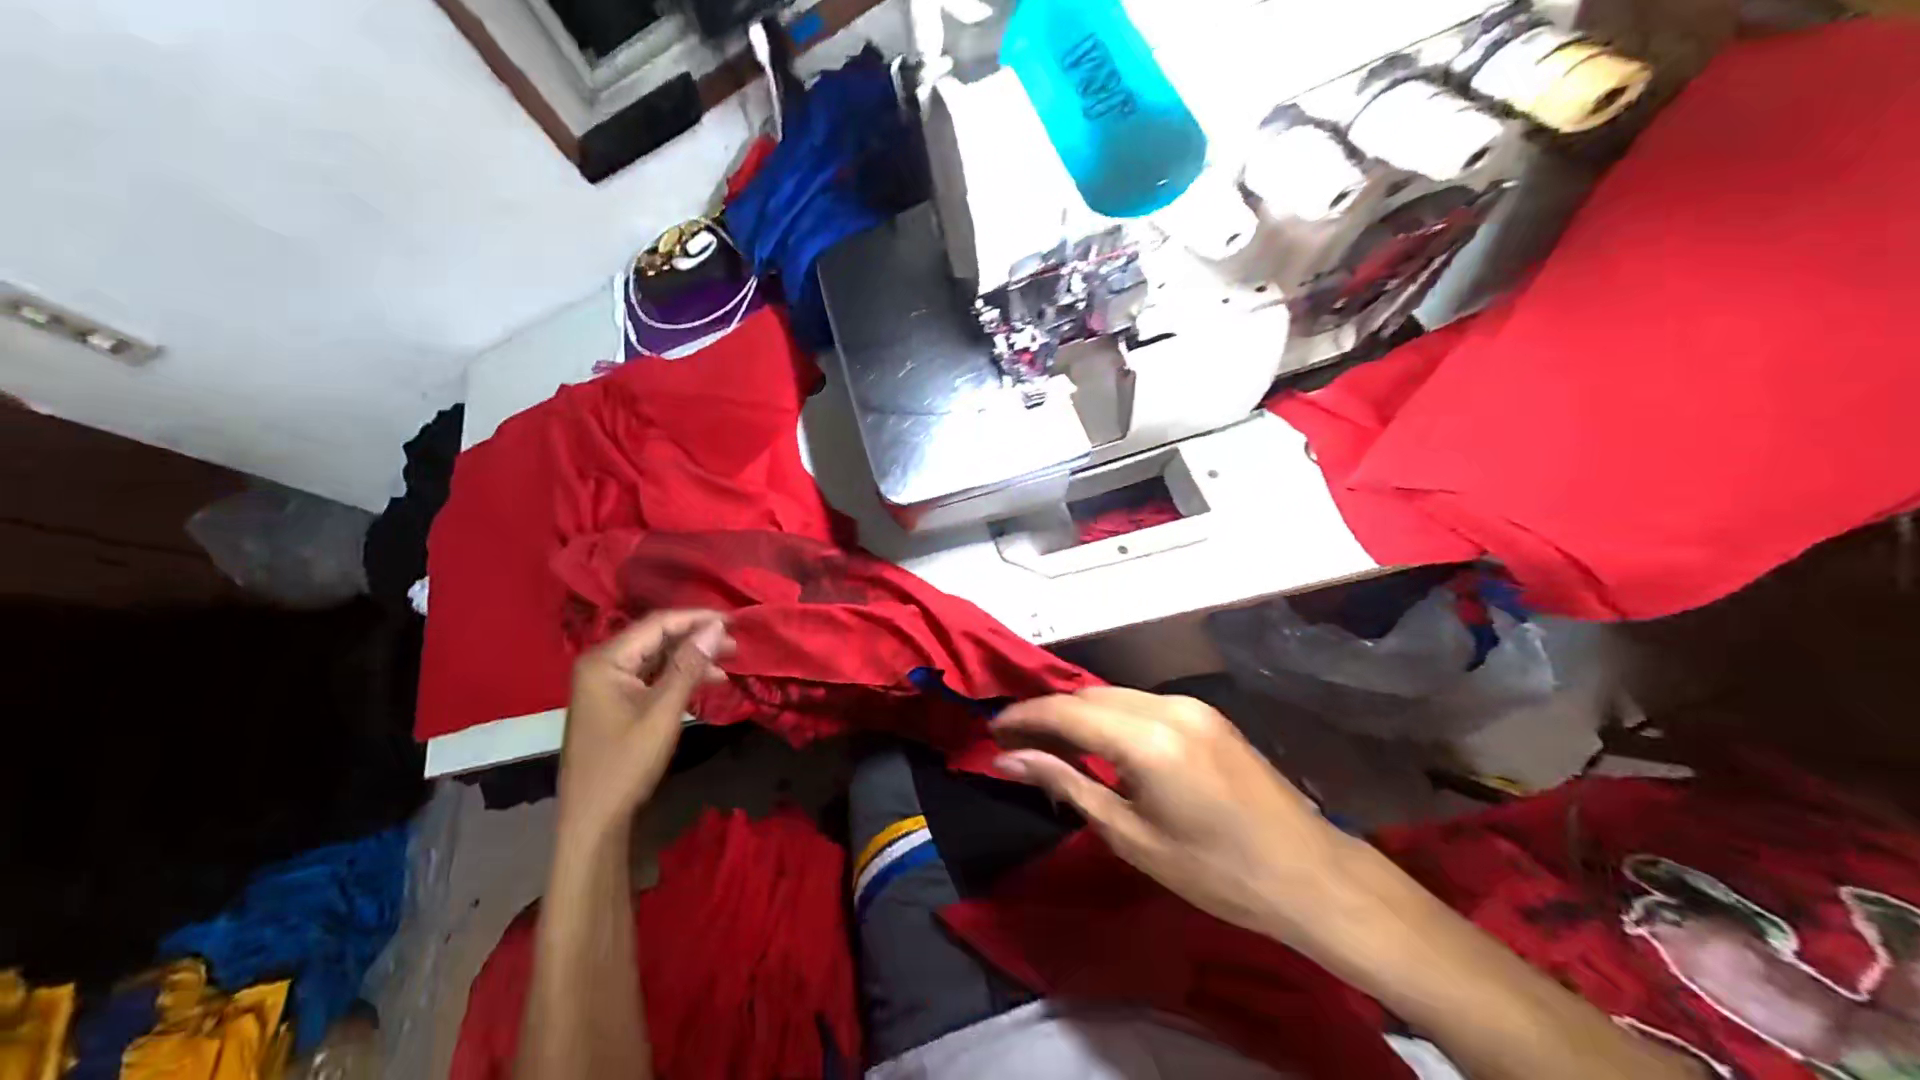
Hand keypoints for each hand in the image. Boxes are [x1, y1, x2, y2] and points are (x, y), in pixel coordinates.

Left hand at [557, 610, 733, 839]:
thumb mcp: (663, 713)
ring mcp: (606, 684)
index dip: (696, 619)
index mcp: (605, 660)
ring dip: (690, 659)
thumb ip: (689, 666)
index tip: (734, 621)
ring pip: (656, 657)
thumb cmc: (626, 763)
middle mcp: (602, 664)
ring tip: (726, 665)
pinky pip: (651, 677)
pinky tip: (705, 683)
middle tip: (735, 646)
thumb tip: (716, 627)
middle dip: (696, 638)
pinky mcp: (615, 701)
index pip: (657, 624)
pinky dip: (678, 677)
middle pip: (656, 638)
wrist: (594, 818)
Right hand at [991, 687, 1356, 939]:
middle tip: (1015, 743)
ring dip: (1078, 713)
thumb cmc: (1215, 872)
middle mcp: (1169, 707)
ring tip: (1049, 743)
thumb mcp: (1130, 835)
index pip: (1066, 712)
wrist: (1308, 875)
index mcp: (1148, 739)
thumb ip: (1065, 785)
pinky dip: (1110, 716)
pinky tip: (1098, 742)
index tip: (991, 733)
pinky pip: (1142, 703)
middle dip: (1048, 713)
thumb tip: (1007, 761)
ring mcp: (1193, 706)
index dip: (1023, 718)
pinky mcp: (1207, 715)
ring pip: (1115, 695)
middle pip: (1089, 695)